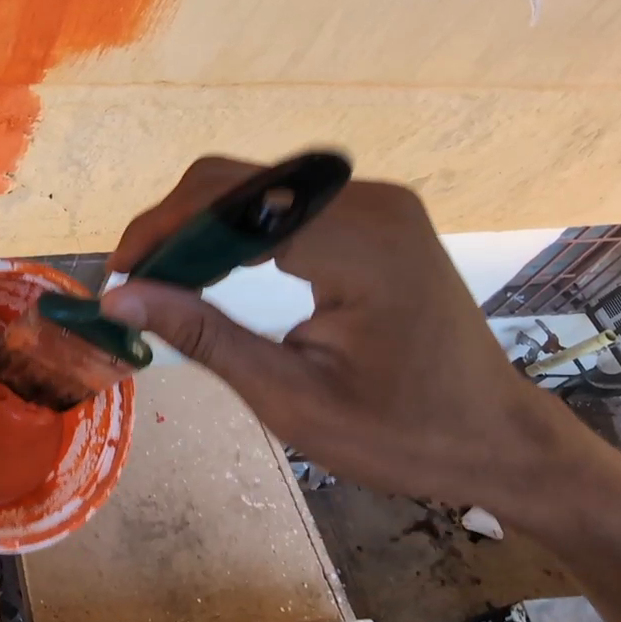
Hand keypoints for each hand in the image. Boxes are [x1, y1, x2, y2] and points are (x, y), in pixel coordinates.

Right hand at [99, 156, 593, 513]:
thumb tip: (118, 297)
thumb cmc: (405, 435)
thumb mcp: (292, 400)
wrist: (501, 438)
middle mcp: (367, 200)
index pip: (229, 201)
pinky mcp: (369, 213)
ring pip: (250, 188)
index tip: (119, 276)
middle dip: (173, 227)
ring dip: (198, 228)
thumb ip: (202, 336)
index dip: (162, 229)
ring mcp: (372, 201)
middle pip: (235, 183)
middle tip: (136, 283)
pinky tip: (211, 269)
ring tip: (163, 281)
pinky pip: (278, 203)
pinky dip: (232, 231)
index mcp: (360, 242)